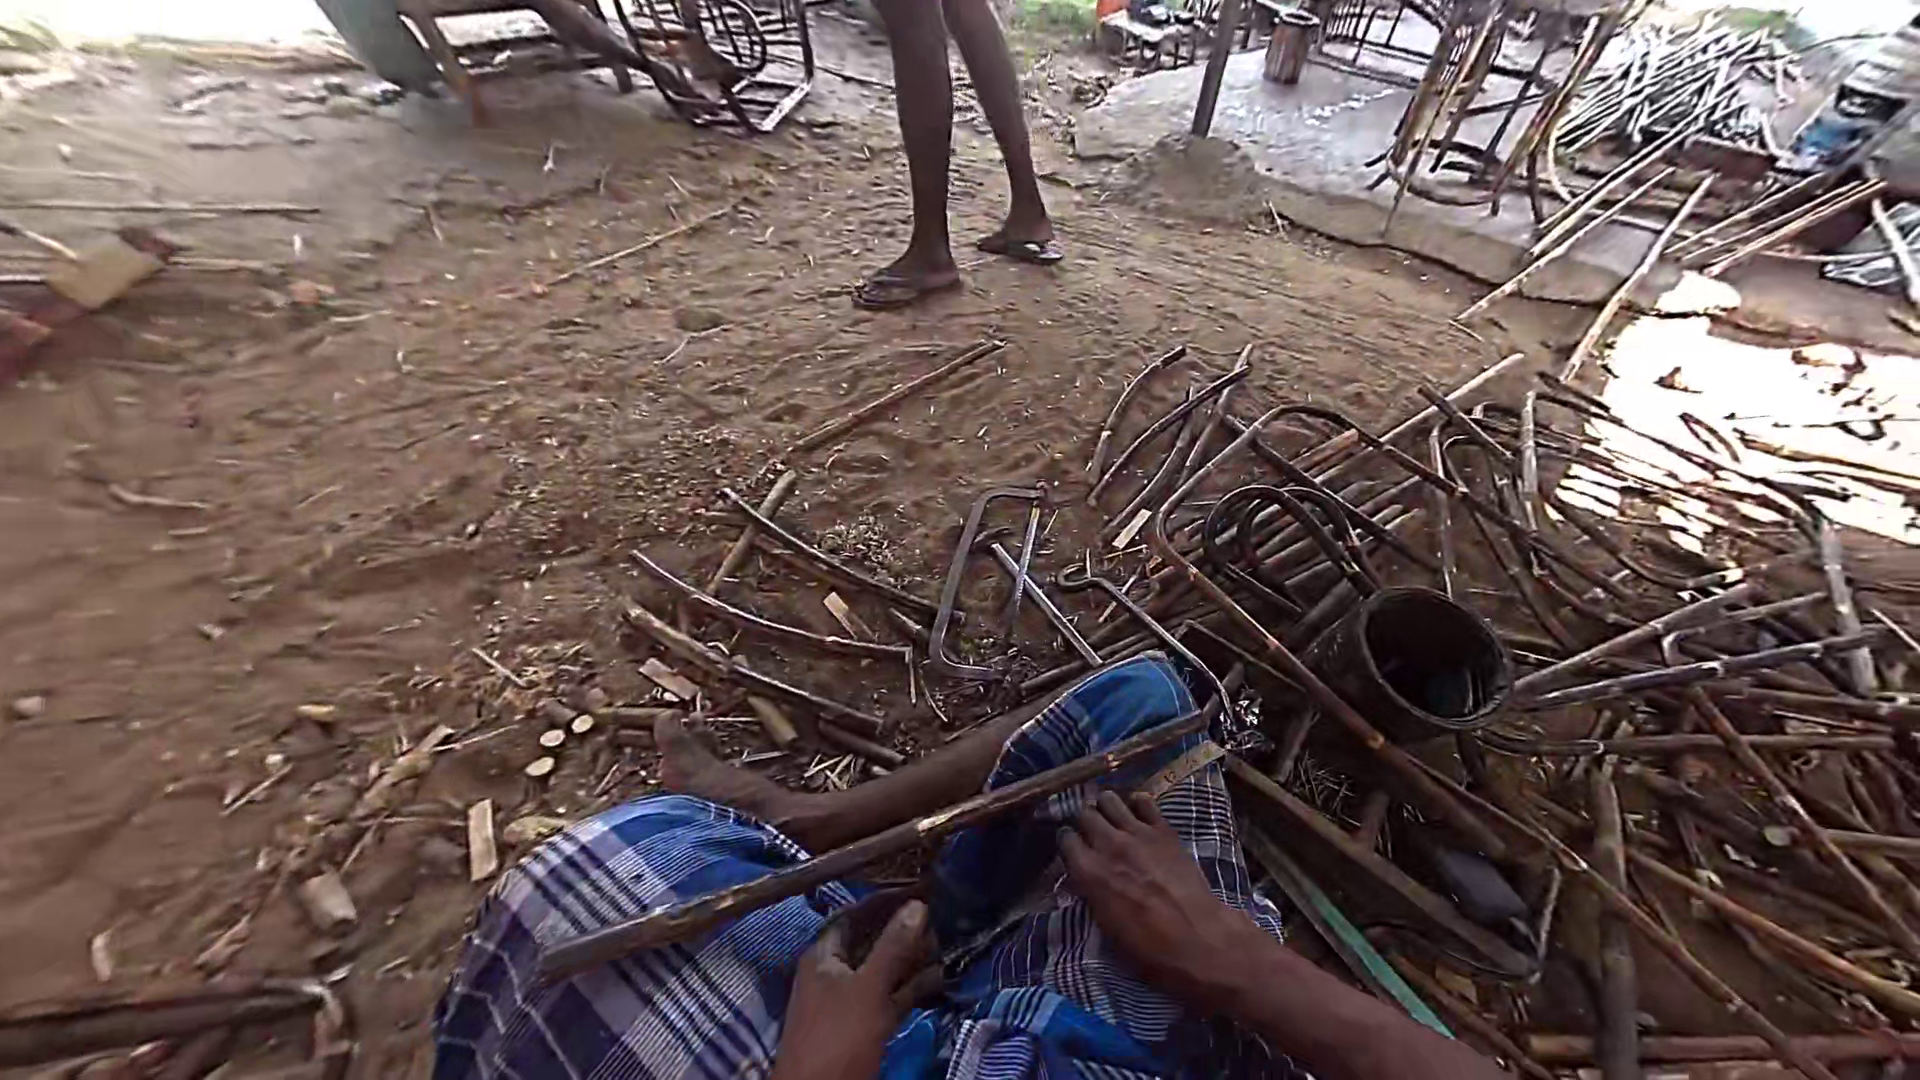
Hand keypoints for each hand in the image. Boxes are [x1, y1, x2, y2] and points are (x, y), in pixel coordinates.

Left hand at [770, 898, 933, 1079]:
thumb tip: (918, 903)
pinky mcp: (864, 1029)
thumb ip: (893, 945)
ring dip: (913, 958)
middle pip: (872, 941)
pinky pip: (891, 997)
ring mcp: (849, 1003)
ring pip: (885, 970)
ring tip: (948, 939)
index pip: (855, 914)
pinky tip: (941, 976)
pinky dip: (913, 987)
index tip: (918, 888)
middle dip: (904, 929)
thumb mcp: (868, 988)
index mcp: (823, 956)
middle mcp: (834, 974)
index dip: (884, 900)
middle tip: (940, 913)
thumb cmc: (838, 1039)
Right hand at [1061, 790, 1267, 1012]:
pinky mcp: (1163, 829)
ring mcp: (1137, 833)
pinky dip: (1138, 805)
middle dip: (1085, 821)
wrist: (1203, 943)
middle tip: (1093, 833)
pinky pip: (1143, 801)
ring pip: (1109, 798)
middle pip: (1084, 813)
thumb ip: (1092, 893)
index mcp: (1090, 872)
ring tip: (1113, 819)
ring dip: (1107, 808)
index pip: (1065, 838)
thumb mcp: (1108, 929)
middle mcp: (1108, 845)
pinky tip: (1139, 816)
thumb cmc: (1152, 951)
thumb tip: (1083, 878)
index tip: (1074, 848)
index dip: (1068, 842)